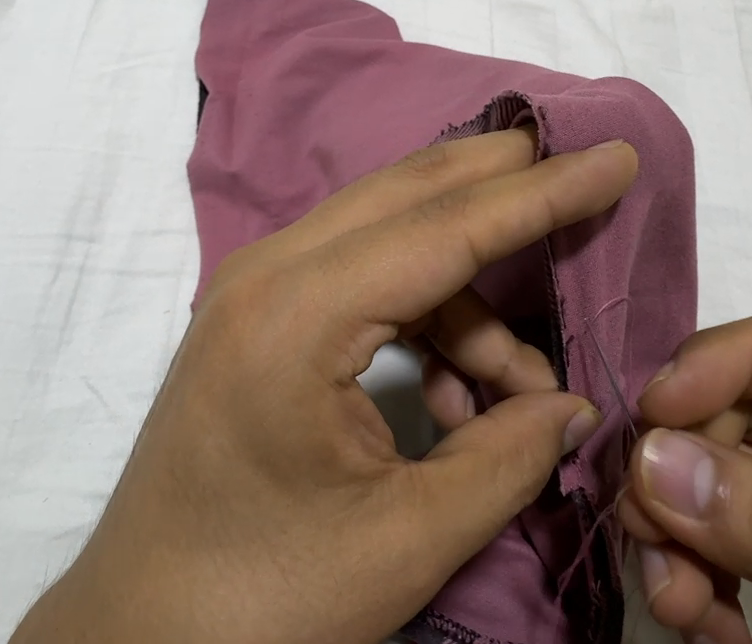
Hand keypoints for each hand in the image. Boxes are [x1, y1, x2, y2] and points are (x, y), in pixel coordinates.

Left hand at [11, 129, 637, 643]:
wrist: (135, 635)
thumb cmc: (262, 599)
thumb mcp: (404, 541)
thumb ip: (506, 459)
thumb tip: (574, 406)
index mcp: (296, 315)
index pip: (445, 228)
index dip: (542, 192)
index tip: (615, 156)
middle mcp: (269, 273)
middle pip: (409, 197)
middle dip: (503, 183)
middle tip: (584, 175)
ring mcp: (256, 289)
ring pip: (390, 242)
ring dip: (469, 297)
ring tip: (521, 386)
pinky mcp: (259, 317)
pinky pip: (363, 284)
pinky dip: (425, 323)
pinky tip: (457, 401)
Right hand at [618, 308, 751, 643]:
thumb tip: (647, 459)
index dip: (721, 364)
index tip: (651, 414)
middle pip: (745, 412)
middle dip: (687, 471)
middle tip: (645, 532)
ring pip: (717, 475)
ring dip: (678, 533)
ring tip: (675, 605)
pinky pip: (722, 539)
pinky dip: (696, 575)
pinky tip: (700, 624)